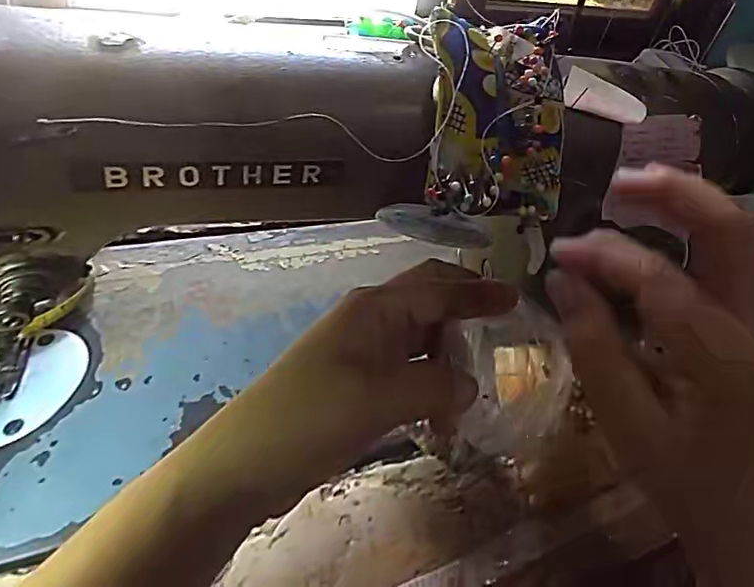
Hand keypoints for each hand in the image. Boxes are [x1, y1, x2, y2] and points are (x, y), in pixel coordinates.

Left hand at [28, 260, 516, 586]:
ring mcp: (361, 351)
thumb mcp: (378, 400)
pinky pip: (404, 371)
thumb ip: (433, 384)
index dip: (478, 291)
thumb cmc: (308, 418)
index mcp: (375, 308)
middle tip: (499, 336)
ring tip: (467, 396)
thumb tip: (470, 382)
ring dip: (445, 360)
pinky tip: (438, 413)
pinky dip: (427, 384)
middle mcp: (370, 319)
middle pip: (429, 304)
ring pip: (418, 341)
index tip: (516, 296)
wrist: (237, 466)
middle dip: (463, 316)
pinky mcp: (354, 382)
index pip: (438, 288)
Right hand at [548, 167, 753, 585]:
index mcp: (720, 359)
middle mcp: (752, 322)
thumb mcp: (624, 425)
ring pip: (734, 227)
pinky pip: (726, 244)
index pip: (661, 282)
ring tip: (631, 185)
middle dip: (676, 192)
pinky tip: (654, 212)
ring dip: (685, 197)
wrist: (740, 501)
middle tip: (619, 182)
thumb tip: (563, 276)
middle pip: (730, 230)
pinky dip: (690, 217)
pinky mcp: (751, 306)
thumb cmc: (679, 472)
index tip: (562, 251)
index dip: (606, 256)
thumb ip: (593, 347)